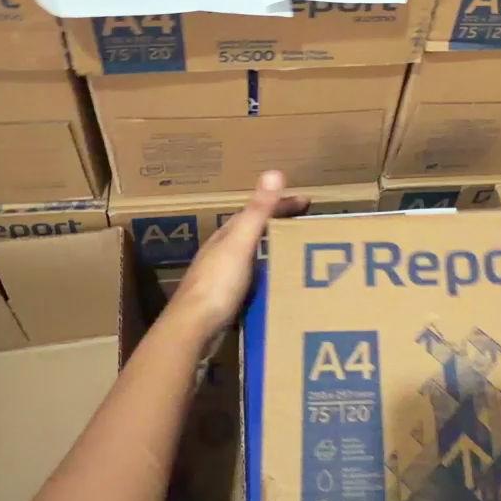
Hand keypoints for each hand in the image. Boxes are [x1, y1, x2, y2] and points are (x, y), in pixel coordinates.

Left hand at [165, 171, 308, 341]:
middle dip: (279, 224)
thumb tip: (274, 172)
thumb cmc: (217, 284)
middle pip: (254, 231)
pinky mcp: (224, 298)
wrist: (192, 328)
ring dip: (272, 248)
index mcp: (227, 235)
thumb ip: (258, 210)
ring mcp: (221, 275)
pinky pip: (252, 277)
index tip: (308, 201)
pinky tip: (277, 284)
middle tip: (307, 225)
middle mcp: (222, 251)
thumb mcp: (241, 243)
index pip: (257, 210)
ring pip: (252, 254)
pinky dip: (267, 272)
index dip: (282, 203)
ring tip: (298, 253)